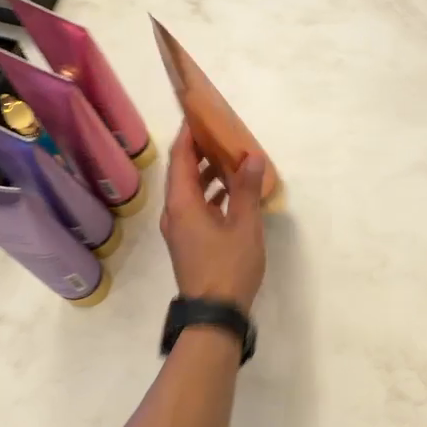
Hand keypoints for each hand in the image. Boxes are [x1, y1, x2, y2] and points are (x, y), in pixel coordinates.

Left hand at [160, 124, 266, 311]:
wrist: (214, 313)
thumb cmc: (228, 266)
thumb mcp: (244, 225)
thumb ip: (246, 189)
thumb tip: (251, 156)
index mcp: (182, 203)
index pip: (181, 157)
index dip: (189, 133)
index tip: (201, 113)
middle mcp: (174, 213)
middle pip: (182, 172)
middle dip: (201, 151)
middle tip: (222, 133)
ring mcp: (180, 230)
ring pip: (189, 192)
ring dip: (207, 174)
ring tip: (231, 159)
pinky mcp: (189, 243)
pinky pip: (196, 208)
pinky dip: (210, 195)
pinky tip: (230, 193)